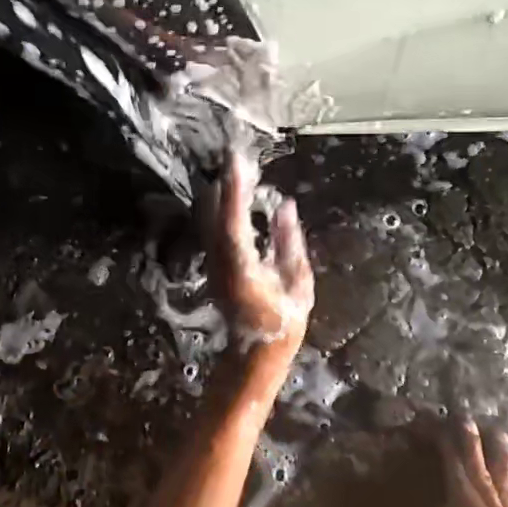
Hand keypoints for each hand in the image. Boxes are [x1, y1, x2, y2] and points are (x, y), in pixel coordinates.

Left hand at [207, 155, 313, 359]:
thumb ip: (289, 242)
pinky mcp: (214, 264)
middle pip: (215, 215)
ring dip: (221, 192)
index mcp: (243, 269)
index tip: (238, 163)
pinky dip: (221, 206)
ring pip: (209, 219)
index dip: (235, 191)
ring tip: (233, 167)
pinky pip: (213, 227)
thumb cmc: (283, 320)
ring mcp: (214, 264)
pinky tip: (230, 192)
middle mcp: (222, 263)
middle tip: (235, 155)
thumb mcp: (298, 282)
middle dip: (225, 184)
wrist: (256, 351)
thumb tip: (284, 205)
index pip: (235, 222)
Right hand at [435, 422, 507, 506]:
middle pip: (480, 458)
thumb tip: (442, 476)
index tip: (435, 422)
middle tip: (465, 417)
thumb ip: (442, 498)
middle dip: (471, 435)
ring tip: (498, 434)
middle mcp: (490, 499)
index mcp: (464, 497)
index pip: (452, 456)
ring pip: (507, 472)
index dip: (443, 436)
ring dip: (501, 451)